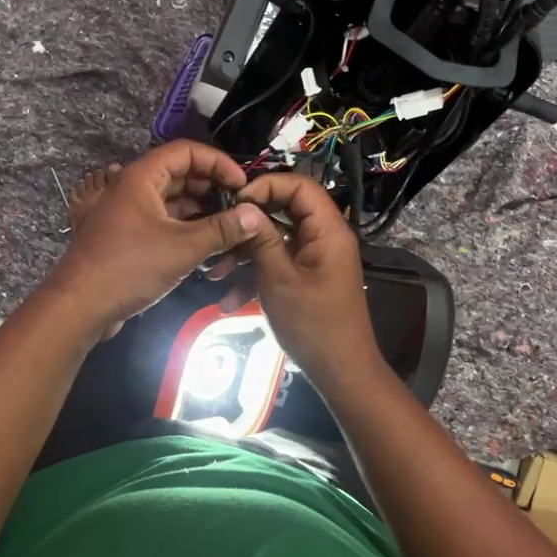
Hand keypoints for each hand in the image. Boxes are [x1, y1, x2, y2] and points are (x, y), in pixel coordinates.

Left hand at [44, 141, 268, 330]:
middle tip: (240, 207)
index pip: (186, 151)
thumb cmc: (129, 267)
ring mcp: (127, 211)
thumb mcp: (183, 248)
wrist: (79, 305)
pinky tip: (208, 245)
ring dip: (200, 211)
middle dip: (212, 188)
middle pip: (179, 174)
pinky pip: (161, 220)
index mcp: (141, 177)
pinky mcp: (126, 235)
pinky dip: (184, 227)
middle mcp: (131, 186)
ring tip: (230, 228)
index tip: (242, 185)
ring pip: (171, 200)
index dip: (218, 163)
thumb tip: (255, 215)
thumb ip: (222, 230)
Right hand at [233, 173, 377, 378]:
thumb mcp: (279, 279)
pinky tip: (227, 301)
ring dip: (245, 255)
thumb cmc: (312, 324)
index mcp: (327, 230)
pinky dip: (256, 277)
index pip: (300, 185)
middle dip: (248, 224)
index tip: (235, 200)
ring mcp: (316, 258)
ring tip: (215, 273)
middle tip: (219, 233)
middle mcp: (324, 237)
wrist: (340, 371)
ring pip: (276, 240)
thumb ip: (261, 239)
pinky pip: (279, 264)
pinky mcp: (307, 277)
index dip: (266, 185)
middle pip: (284, 212)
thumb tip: (243, 206)